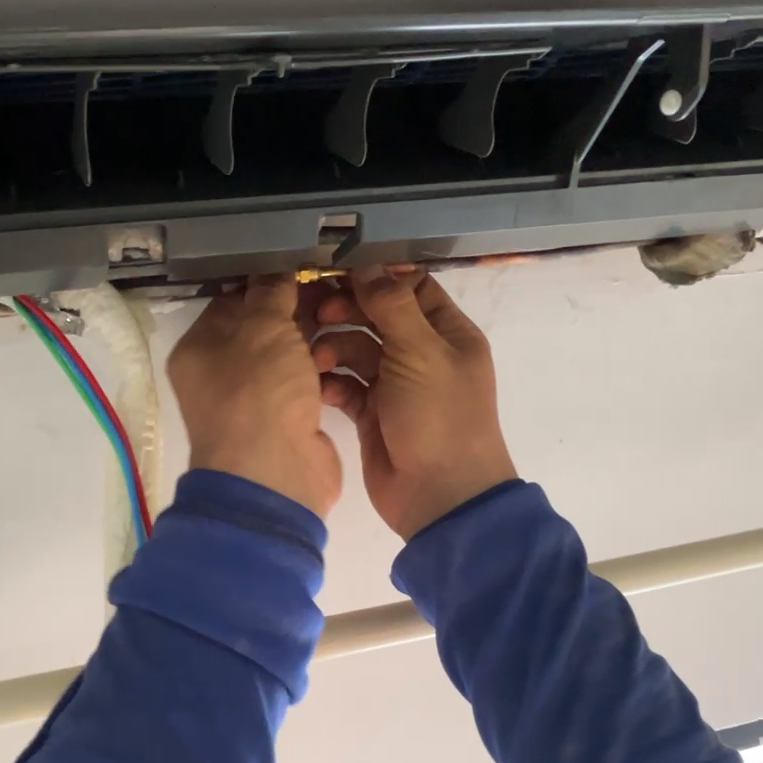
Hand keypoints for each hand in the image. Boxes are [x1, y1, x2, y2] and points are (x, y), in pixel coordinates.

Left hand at [168, 275, 343, 517]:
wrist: (278, 474)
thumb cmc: (258, 391)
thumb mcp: (263, 327)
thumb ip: (270, 293)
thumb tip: (274, 269)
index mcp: (199, 349)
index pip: (232, 301)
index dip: (266, 281)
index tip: (302, 266)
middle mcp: (221, 373)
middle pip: (261, 327)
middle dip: (295, 307)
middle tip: (332, 285)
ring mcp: (255, 399)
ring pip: (287, 354)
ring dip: (314, 335)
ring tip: (345, 311)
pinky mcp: (287, 418)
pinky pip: (305, 381)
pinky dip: (323, 366)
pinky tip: (348, 346)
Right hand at [312, 267, 516, 539]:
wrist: (440, 497)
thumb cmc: (440, 418)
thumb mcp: (421, 353)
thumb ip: (392, 306)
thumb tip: (367, 265)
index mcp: (447, 333)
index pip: (411, 287)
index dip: (376, 277)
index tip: (337, 272)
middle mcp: (421, 353)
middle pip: (377, 315)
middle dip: (347, 311)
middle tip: (318, 313)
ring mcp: (395, 384)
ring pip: (356, 349)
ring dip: (334, 347)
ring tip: (315, 359)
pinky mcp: (371, 413)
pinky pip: (345, 384)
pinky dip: (331, 382)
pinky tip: (318, 386)